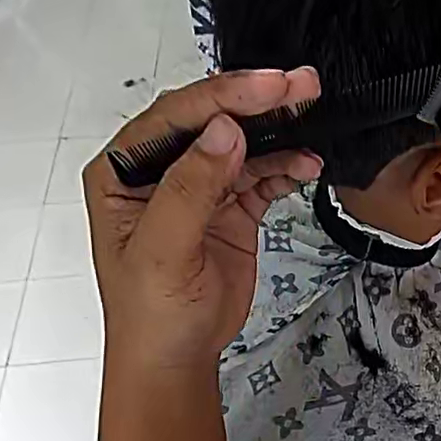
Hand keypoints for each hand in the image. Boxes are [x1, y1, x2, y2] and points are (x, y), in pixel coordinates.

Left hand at [85, 68, 321, 372]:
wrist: (178, 354)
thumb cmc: (151, 313)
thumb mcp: (162, 251)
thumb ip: (190, 189)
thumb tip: (222, 133)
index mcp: (127, 171)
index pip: (177, 118)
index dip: (224, 98)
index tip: (269, 88)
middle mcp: (163, 172)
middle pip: (212, 121)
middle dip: (257, 102)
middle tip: (300, 86)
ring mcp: (201, 190)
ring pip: (242, 146)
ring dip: (278, 133)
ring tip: (312, 119)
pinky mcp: (231, 210)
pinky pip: (261, 177)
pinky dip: (286, 168)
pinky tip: (306, 163)